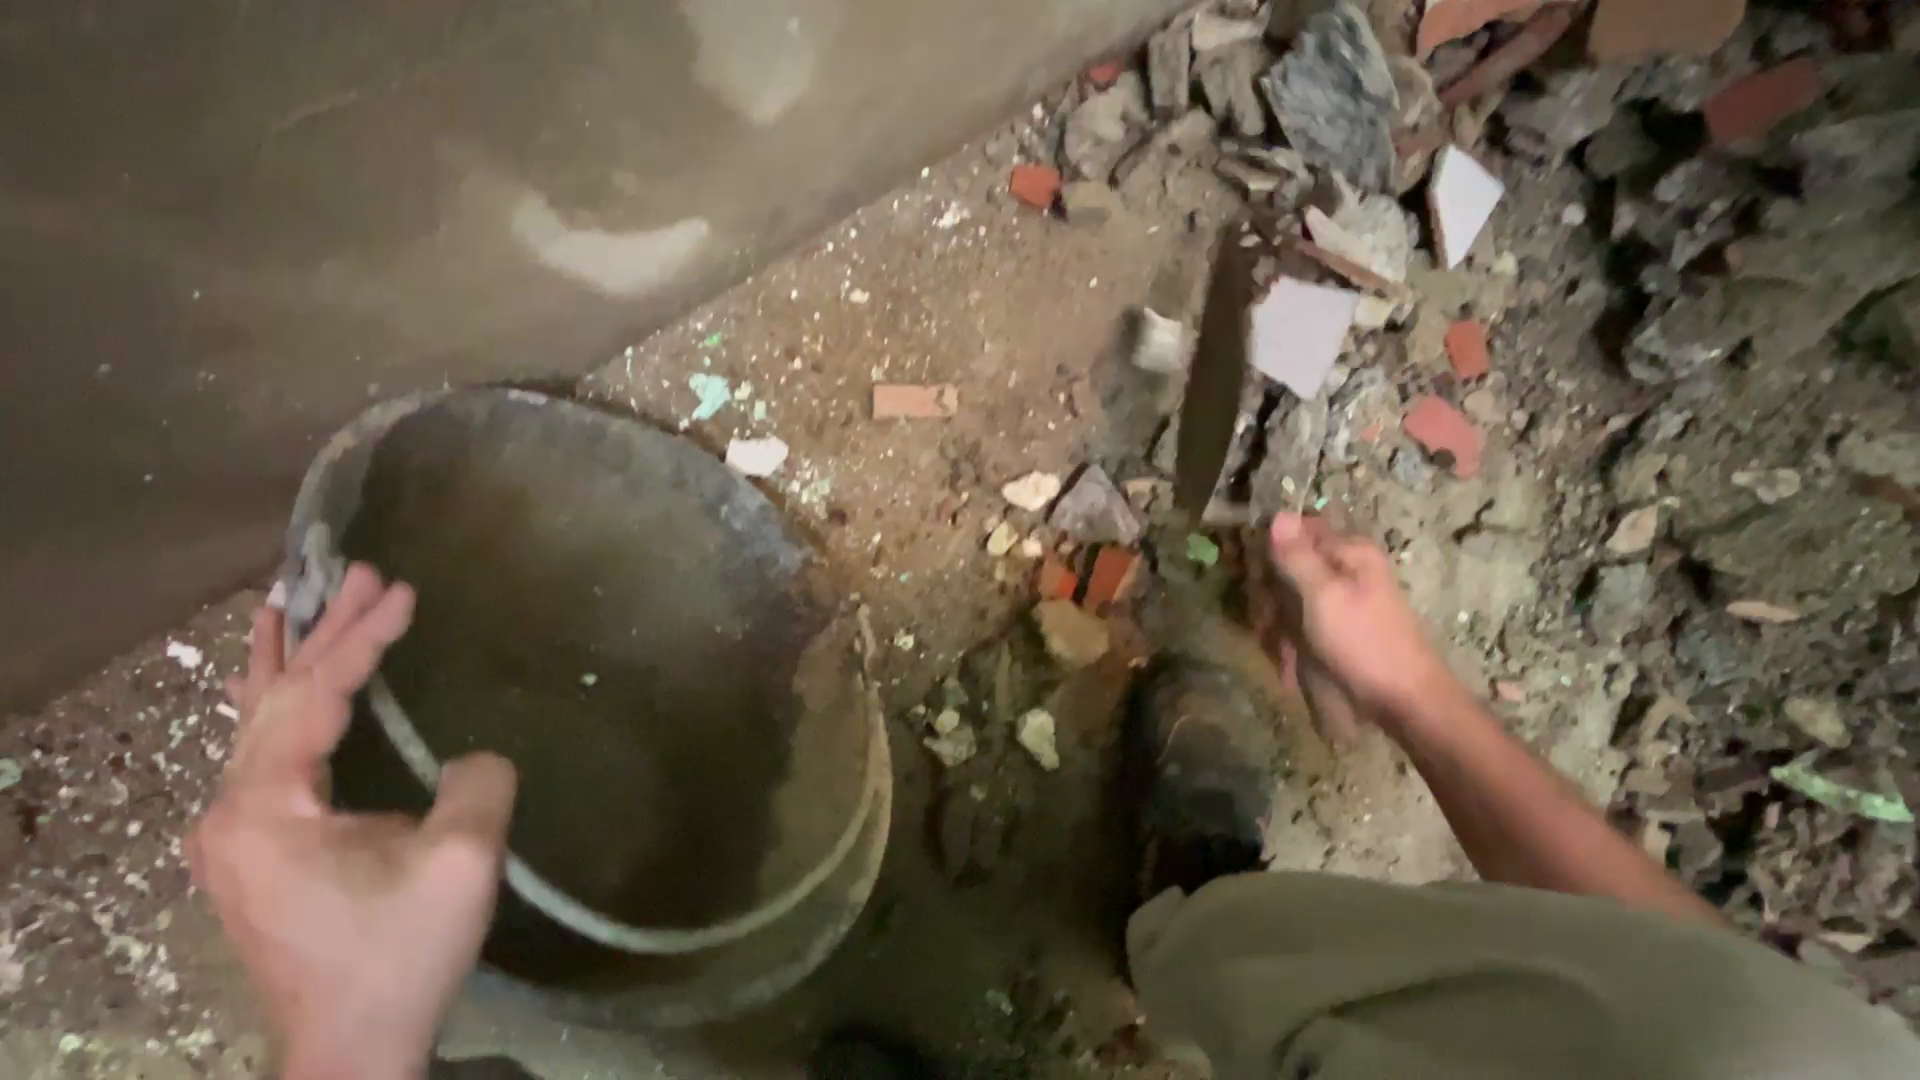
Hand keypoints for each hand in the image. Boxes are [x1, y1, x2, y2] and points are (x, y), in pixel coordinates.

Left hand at [190, 565, 516, 1079]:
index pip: (313, 698)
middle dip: (323, 632)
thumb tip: (472, 755)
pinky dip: (279, 699)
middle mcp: (231, 811)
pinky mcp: (257, 846)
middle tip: (362, 572)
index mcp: (267, 808)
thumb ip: (477, 783)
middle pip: (274, 697)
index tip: (404, 592)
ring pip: (256, 720)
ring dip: (290, 657)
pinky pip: (262, 748)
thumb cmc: (402, 950)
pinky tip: (280, 678)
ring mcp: (236, 831)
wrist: (355, 1041)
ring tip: (297, 598)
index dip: (361, 640)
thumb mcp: (461, 861)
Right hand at [1263, 513, 1458, 727]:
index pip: (1292, 530)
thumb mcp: (1324, 595)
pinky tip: (1286, 659)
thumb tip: (1277, 512)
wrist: (1400, 702)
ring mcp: (1332, 602)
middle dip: (1267, 594)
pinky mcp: (1326, 629)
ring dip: (1272, 622)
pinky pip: (1291, 624)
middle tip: (1268, 618)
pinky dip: (1284, 640)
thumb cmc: (1364, 643)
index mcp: (1347, 552)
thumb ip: (1296, 555)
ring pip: (1281, 598)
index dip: (1267, 550)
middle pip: (1282, 566)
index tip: (1256, 577)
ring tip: (1279, 646)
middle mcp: (1340, 570)